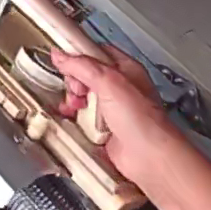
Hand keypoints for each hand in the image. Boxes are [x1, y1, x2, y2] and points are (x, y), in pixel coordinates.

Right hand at [48, 46, 175, 181]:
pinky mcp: (105, 130)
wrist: (148, 156)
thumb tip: (62, 56)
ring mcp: (112, 110)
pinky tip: (75, 120)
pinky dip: (76, 119)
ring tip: (75, 105)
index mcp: (126, 69)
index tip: (62, 61)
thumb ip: (83, 66)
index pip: (96, 53)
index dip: (78, 55)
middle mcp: (120, 89)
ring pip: (84, 98)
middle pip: (86, 76)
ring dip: (74, 101)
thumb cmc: (143, 120)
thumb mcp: (109, 83)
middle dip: (74, 82)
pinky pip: (84, 120)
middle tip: (76, 89)